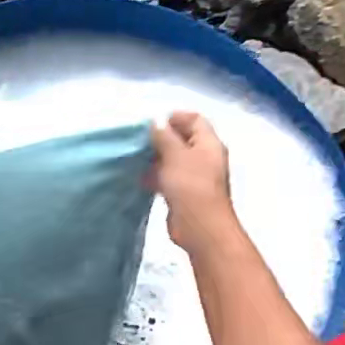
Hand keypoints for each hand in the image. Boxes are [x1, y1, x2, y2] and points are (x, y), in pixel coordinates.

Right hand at [151, 112, 238, 251]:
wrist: (199, 227)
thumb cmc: (190, 185)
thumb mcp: (175, 154)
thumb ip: (163, 136)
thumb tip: (155, 123)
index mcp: (208, 143)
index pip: (195, 119)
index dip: (175, 117)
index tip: (153, 124)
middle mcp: (204, 157)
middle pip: (183, 138)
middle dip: (161, 137)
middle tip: (140, 140)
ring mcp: (195, 176)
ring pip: (173, 158)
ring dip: (156, 157)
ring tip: (135, 157)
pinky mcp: (184, 192)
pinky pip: (168, 176)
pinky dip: (155, 174)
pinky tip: (139, 177)